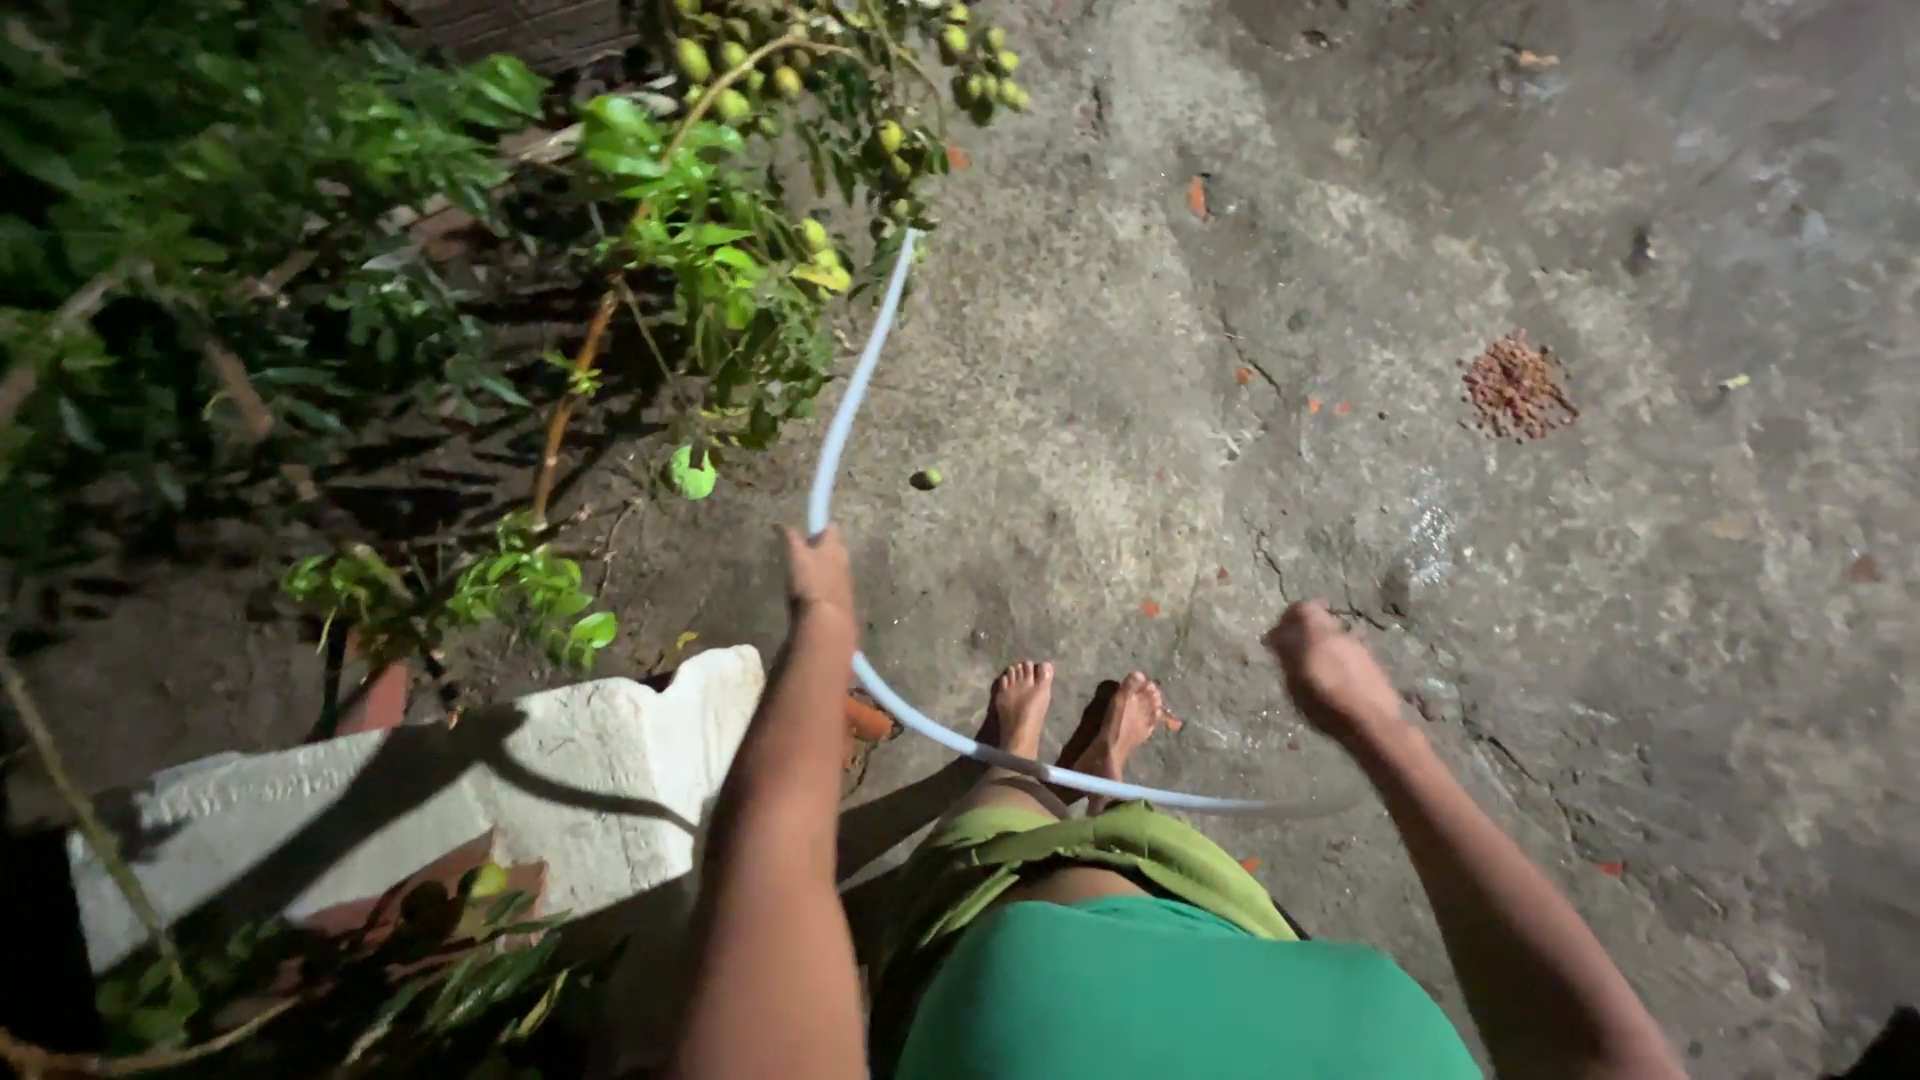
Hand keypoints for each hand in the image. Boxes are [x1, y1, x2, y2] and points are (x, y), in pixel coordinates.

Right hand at [781, 525, 855, 625]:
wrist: (825, 620)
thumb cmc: (810, 582)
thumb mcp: (796, 556)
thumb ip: (791, 538)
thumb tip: (781, 523)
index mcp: (834, 547)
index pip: (832, 529)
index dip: (821, 527)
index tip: (809, 531)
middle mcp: (844, 562)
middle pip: (834, 549)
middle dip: (822, 549)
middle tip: (803, 552)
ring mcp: (844, 582)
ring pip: (834, 568)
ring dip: (822, 568)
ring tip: (804, 574)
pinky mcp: (840, 599)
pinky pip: (831, 585)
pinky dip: (822, 585)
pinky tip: (810, 592)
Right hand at [1263, 600, 1406, 746]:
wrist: (1373, 724)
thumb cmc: (1326, 701)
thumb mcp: (1295, 678)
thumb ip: (1285, 652)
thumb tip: (1274, 634)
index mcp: (1320, 634)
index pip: (1303, 607)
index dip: (1289, 616)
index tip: (1279, 634)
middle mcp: (1342, 635)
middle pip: (1320, 623)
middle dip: (1304, 634)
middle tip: (1292, 655)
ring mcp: (1361, 650)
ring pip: (1335, 639)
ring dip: (1322, 649)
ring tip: (1313, 674)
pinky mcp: (1373, 666)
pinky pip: (1348, 655)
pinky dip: (1337, 662)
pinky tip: (1334, 684)